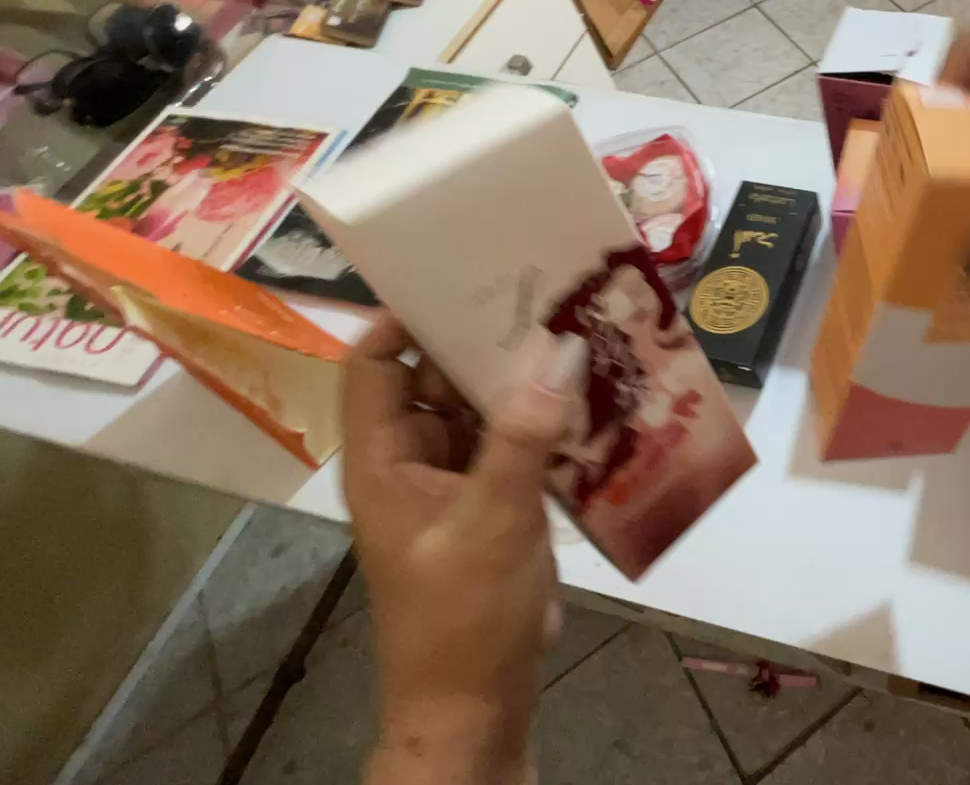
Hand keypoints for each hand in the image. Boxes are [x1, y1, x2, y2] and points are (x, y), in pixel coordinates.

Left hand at [342, 317, 584, 784]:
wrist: (481, 692)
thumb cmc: (462, 611)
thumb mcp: (490, 520)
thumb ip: (522, 437)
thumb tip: (555, 353)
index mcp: (386, 459)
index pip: (376, 368)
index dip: (403, 319)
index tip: (459, 277)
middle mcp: (418, 458)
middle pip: (439, 379)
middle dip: (484, 339)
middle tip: (542, 294)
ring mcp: (462, 478)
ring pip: (487, 407)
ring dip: (525, 377)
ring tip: (577, 330)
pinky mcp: (501, 496)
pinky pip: (521, 438)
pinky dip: (550, 415)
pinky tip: (594, 391)